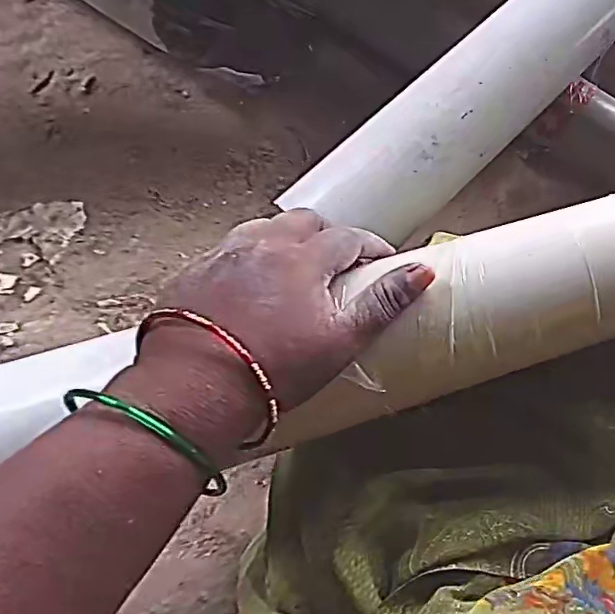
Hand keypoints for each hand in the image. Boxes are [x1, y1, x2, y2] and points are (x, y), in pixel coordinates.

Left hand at [120, 209, 432, 460]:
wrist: (192, 391)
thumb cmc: (273, 368)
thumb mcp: (342, 340)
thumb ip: (384, 302)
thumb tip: (421, 272)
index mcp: (303, 257)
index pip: (349, 237)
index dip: (372, 247)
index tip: (383, 261)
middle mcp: (262, 245)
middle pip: (305, 222)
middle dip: (328, 236)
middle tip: (341, 264)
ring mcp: (223, 257)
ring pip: (264, 230)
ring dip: (286, 241)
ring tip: (296, 269)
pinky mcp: (193, 275)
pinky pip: (230, 251)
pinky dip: (250, 259)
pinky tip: (253, 286)